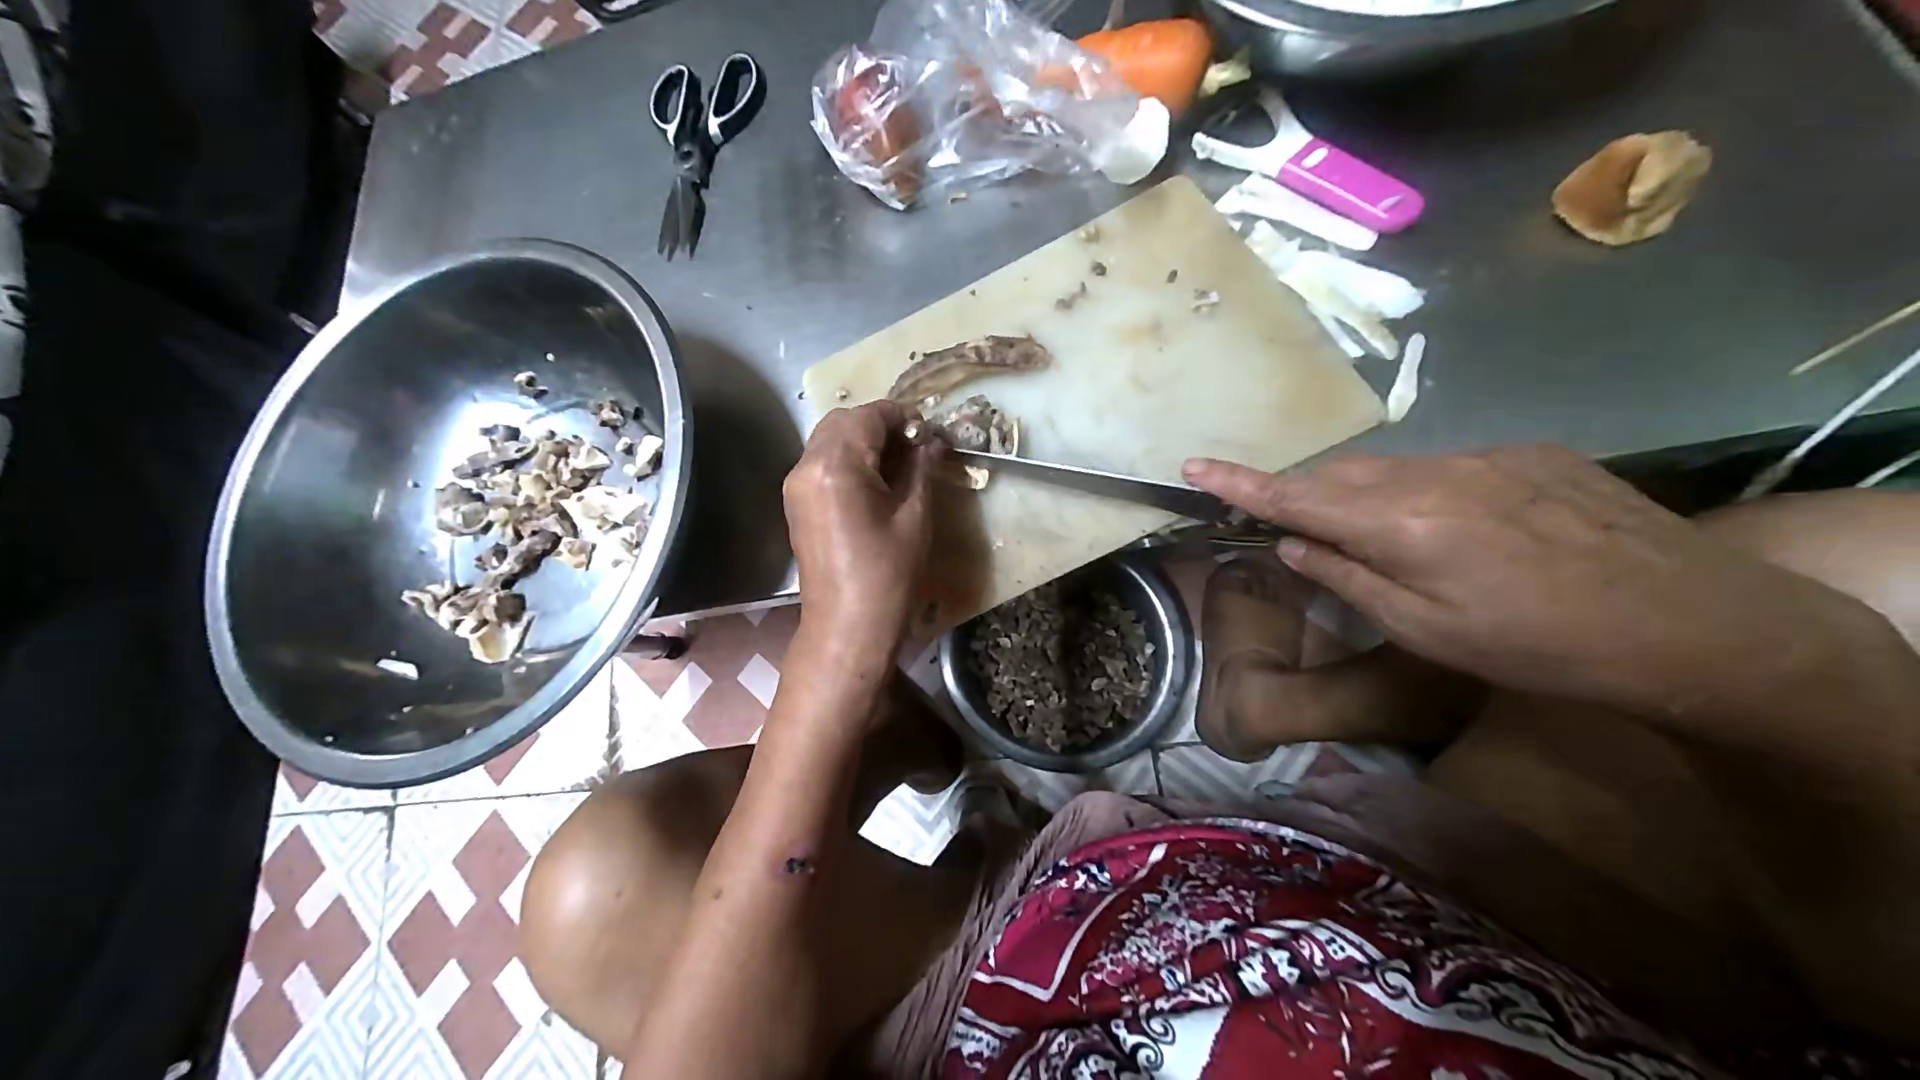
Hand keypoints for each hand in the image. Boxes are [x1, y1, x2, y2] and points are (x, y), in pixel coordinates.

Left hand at [784, 401, 940, 653]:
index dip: (903, 417)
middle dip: (880, 425)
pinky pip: (821, 463)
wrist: (848, 626)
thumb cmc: (888, 574)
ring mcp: (795, 485)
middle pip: (843, 421)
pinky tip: (875, 481)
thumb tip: (932, 440)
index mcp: (836, 465)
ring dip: (863, 440)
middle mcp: (806, 466)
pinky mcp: (795, 503)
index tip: (930, 434)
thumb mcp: (915, 516)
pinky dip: (847, 459)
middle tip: (915, 447)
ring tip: (898, 464)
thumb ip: (921, 467)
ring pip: (829, 439)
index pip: (869, 416)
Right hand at [1183, 445, 1883, 722]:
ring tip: (1379, 538)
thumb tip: (1293, 545)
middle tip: (1291, 525)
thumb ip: (1348, 579)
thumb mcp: (1426, 632)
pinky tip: (1454, 529)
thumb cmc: (1539, 646)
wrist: (1695, 625)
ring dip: (1362, 496)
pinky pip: (1443, 465)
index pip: (1297, 497)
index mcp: (1402, 524)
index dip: (1240, 483)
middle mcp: (1435, 474)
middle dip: (1304, 494)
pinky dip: (1418, 491)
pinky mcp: (1528, 453)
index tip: (1193, 465)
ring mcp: (1486, 456)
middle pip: (1339, 475)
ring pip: (1391, 468)